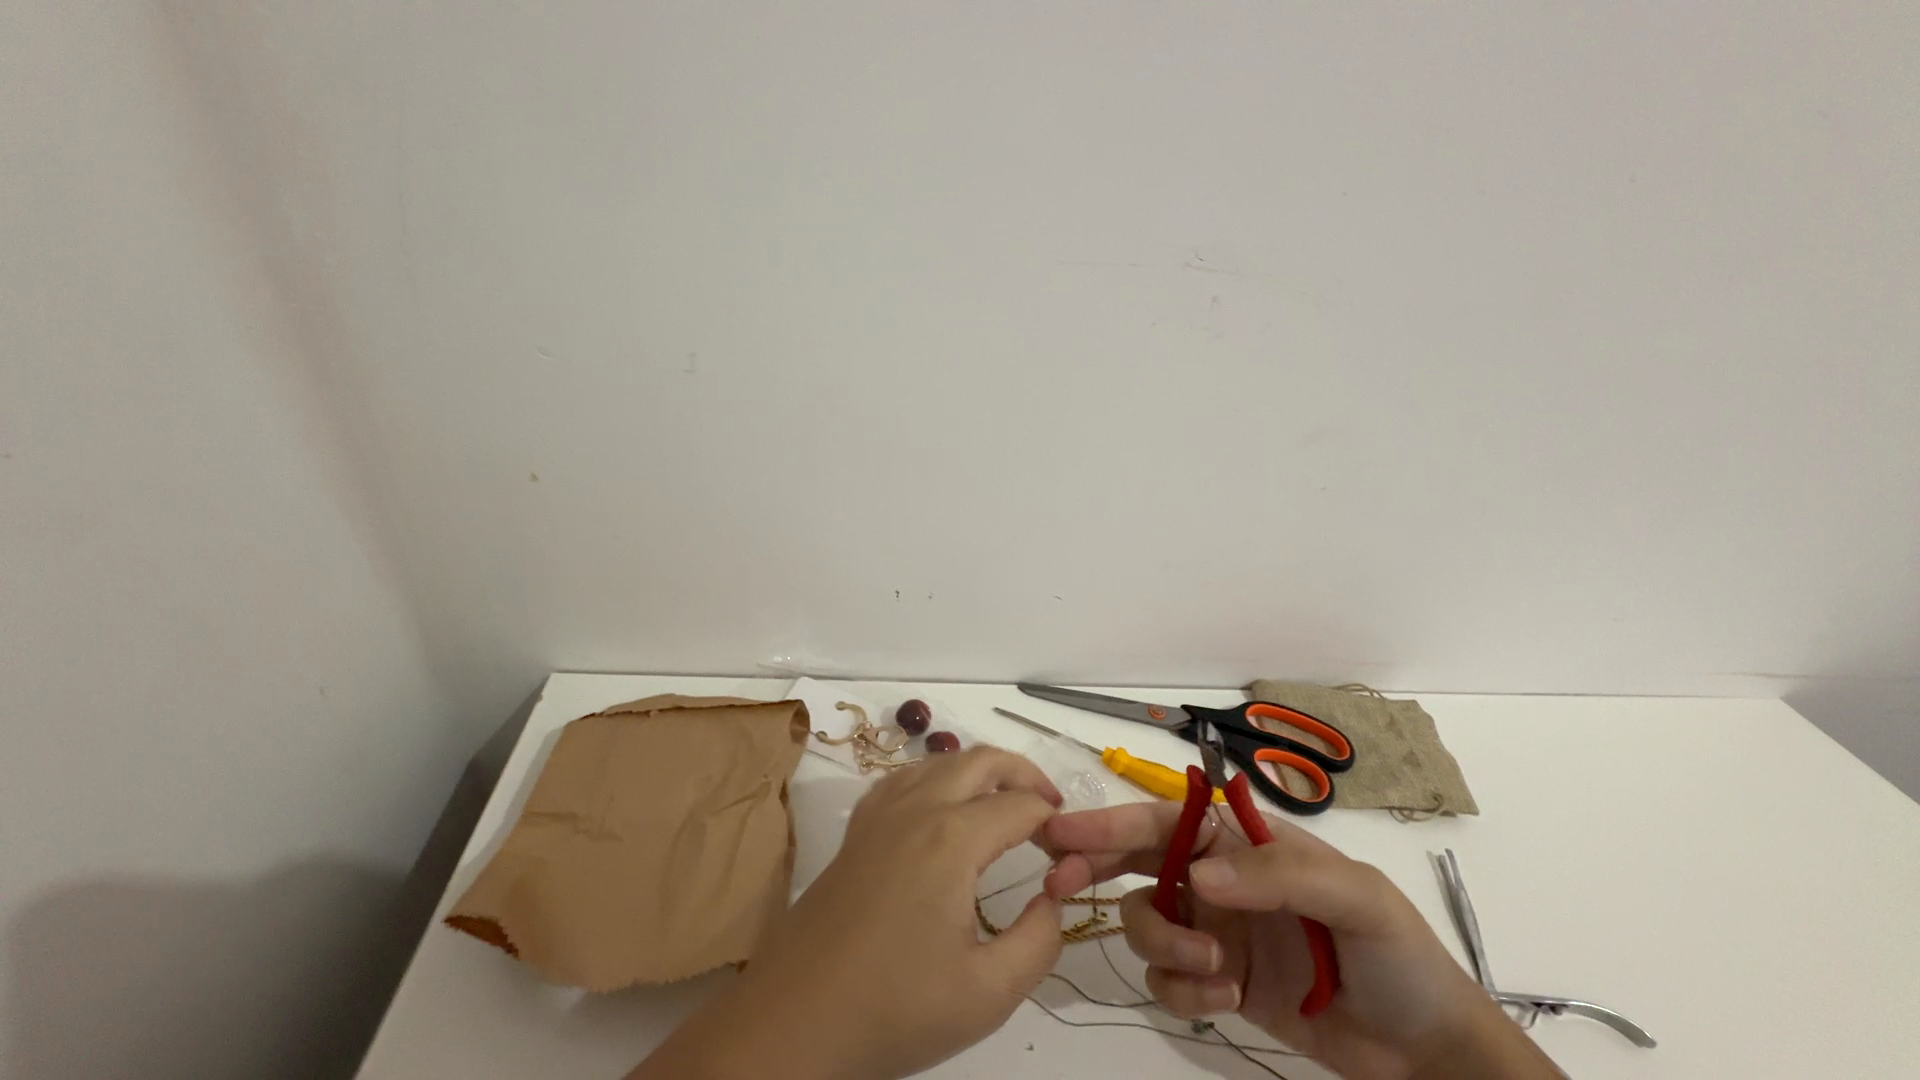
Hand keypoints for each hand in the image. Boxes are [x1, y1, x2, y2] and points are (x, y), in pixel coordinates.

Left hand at [631, 747, 1067, 1079]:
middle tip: (1051, 808)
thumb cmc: (895, 1008)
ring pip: (938, 761)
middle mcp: (915, 810)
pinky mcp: (855, 834)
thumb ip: (1039, 939)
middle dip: (1024, 774)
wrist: (795, 1022)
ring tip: (1006, 802)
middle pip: (980, 761)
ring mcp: (878, 817)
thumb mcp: (989, 992)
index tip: (1071, 853)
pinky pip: (902, 779)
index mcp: (951, 839)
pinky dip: (935, 776)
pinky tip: (941, 807)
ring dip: (980, 770)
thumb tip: (1053, 899)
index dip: (1055, 823)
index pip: (1020, 807)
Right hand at [1044, 803, 1562, 1079]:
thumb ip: (1276, 874)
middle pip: (1135, 863)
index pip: (1166, 820)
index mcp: (1244, 843)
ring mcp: (1213, 932)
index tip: (1063, 832)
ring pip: (1145, 925)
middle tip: (1063, 882)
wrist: (1420, 1047)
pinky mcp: (1214, 983)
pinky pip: (1166, 980)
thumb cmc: (1394, 953)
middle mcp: (1218, 880)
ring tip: (1214, 969)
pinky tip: (1225, 997)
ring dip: (1164, 947)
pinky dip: (1183, 990)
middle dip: (1096, 867)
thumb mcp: (1352, 896)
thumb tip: (1195, 876)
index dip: (1110, 822)